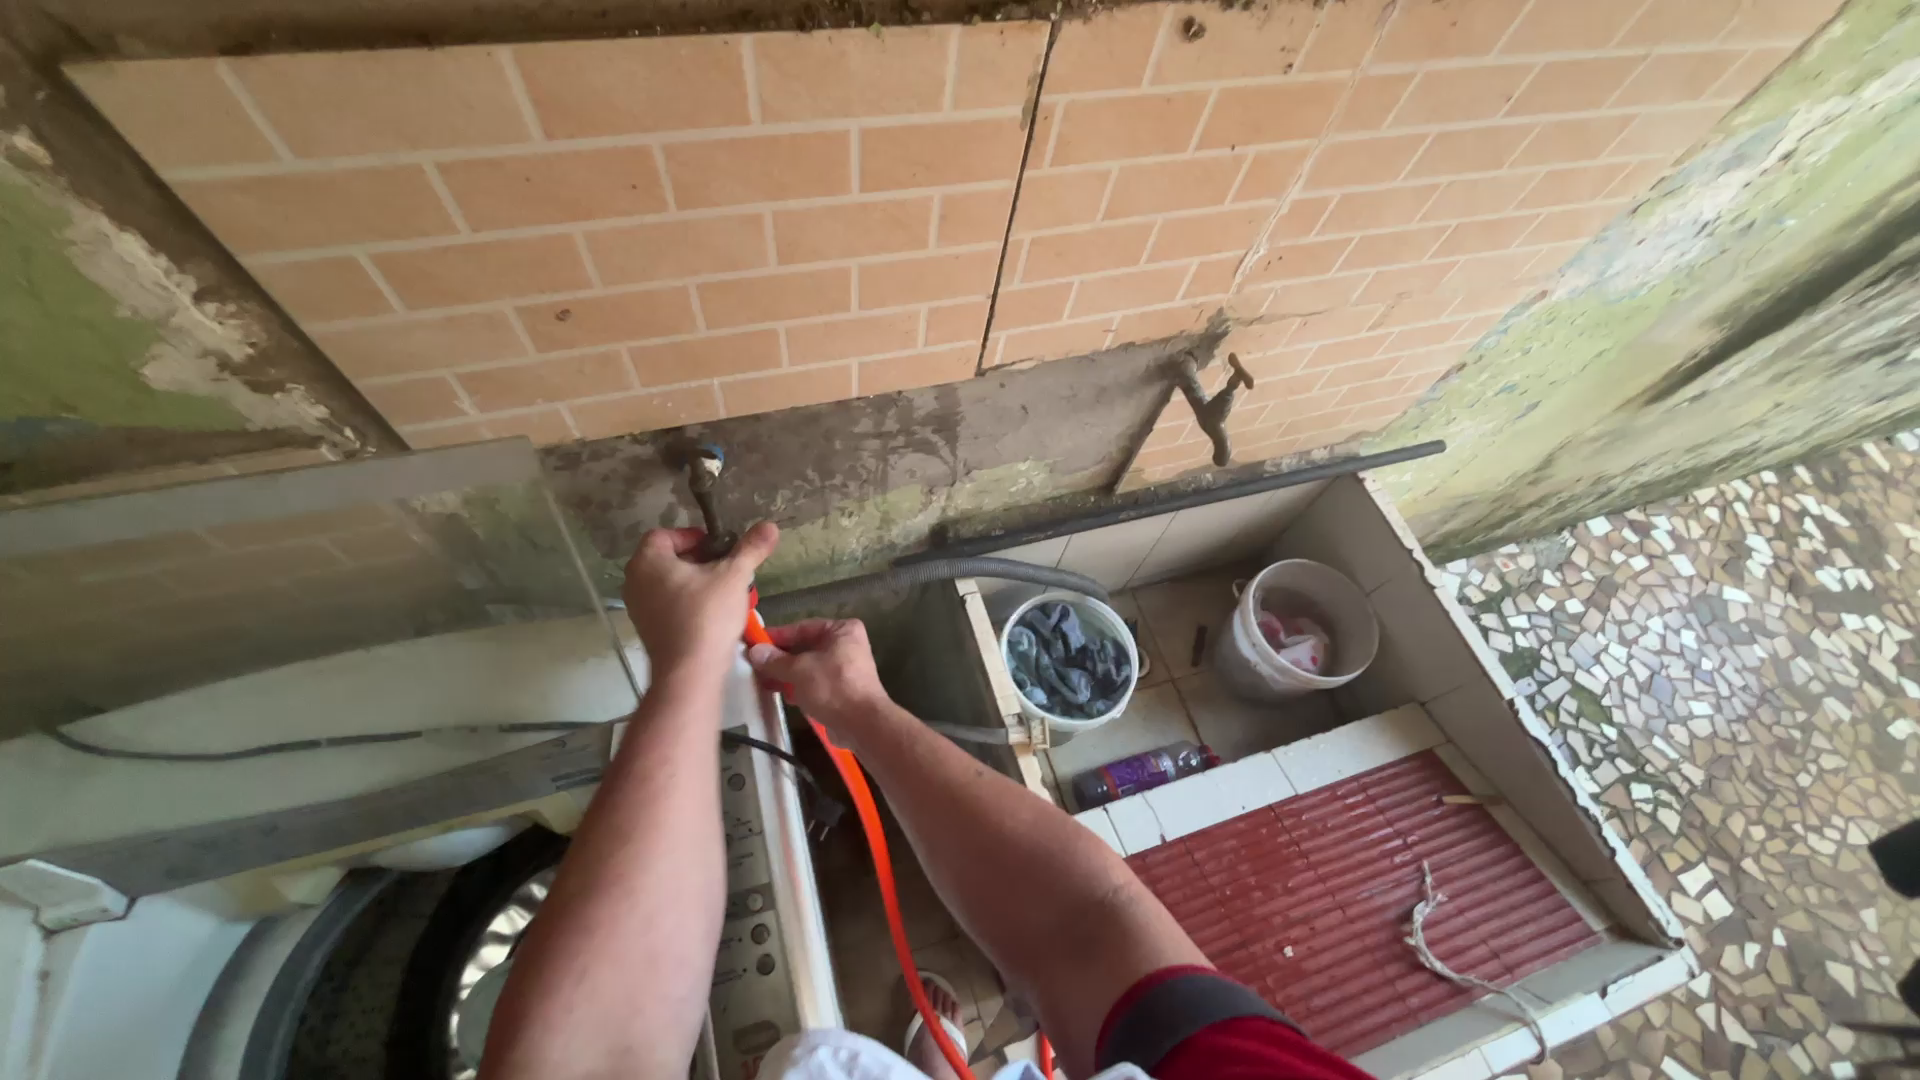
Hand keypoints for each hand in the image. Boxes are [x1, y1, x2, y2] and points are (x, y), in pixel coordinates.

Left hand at [622, 522, 777, 682]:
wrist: (690, 670)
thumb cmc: (708, 615)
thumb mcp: (735, 576)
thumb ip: (751, 548)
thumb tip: (770, 525)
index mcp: (648, 560)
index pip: (666, 534)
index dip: (694, 536)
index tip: (720, 548)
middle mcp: (634, 580)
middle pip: (667, 558)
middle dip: (698, 560)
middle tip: (726, 568)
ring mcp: (637, 607)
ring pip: (669, 582)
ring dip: (695, 581)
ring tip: (724, 590)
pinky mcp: (647, 628)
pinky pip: (667, 604)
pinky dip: (687, 601)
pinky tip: (712, 612)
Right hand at [745, 619, 889, 734]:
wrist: (861, 724)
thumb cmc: (832, 687)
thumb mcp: (799, 670)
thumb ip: (775, 660)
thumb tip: (754, 651)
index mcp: (842, 630)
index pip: (803, 627)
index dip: (777, 636)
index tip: (754, 643)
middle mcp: (846, 645)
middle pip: (805, 648)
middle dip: (780, 658)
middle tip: (754, 665)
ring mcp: (845, 669)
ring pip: (808, 667)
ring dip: (787, 674)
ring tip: (763, 681)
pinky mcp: (841, 690)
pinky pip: (814, 683)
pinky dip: (799, 687)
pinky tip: (782, 694)